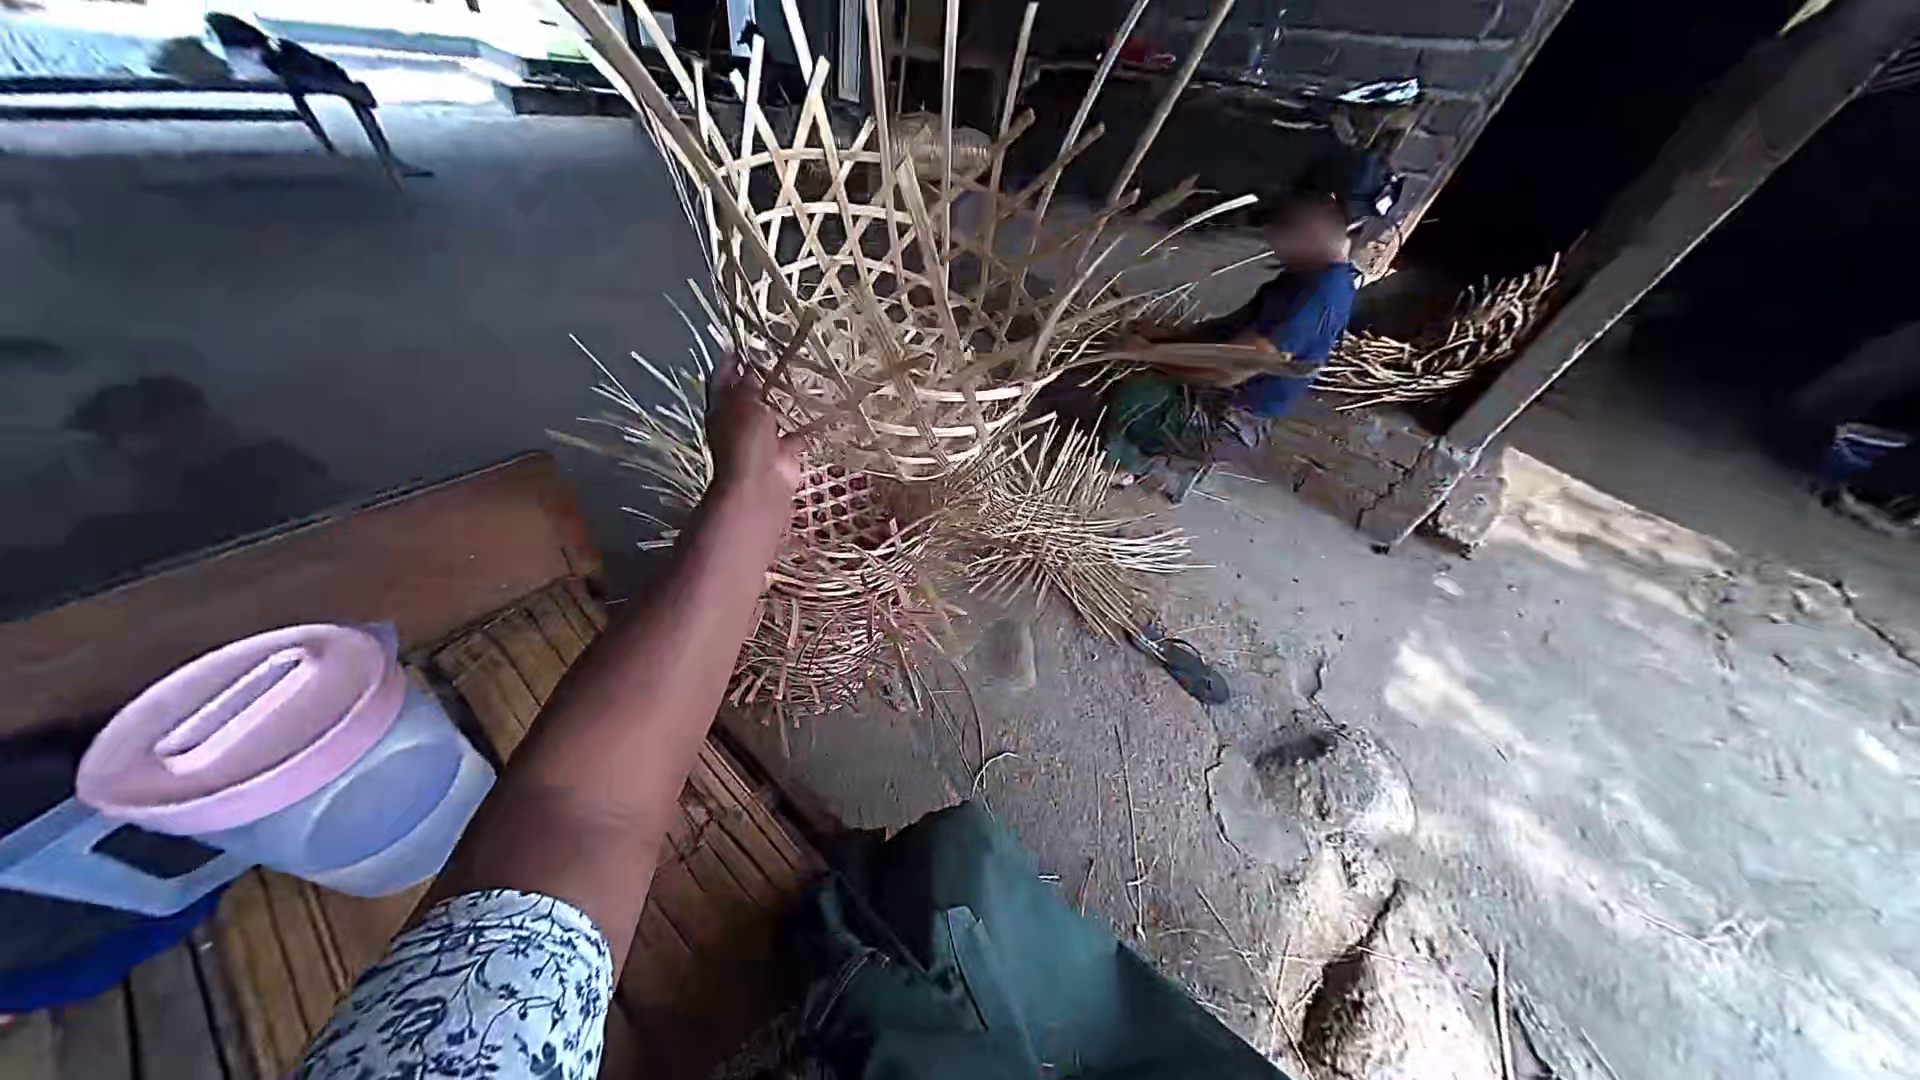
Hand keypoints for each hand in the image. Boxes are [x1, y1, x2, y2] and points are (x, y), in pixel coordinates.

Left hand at [705, 358, 803, 510]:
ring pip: (775, 415)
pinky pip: (799, 435)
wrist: (760, 485)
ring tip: (806, 380)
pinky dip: (812, 428)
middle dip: (763, 380)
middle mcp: (740, 422)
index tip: (741, 344)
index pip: (723, 379)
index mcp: (722, 409)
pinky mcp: (783, 452)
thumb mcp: (745, 404)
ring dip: (788, 402)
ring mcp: (762, 439)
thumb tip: (749, 366)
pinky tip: (827, 414)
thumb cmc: (745, 441)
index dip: (730, 362)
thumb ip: (749, 385)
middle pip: (750, 396)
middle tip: (781, 358)